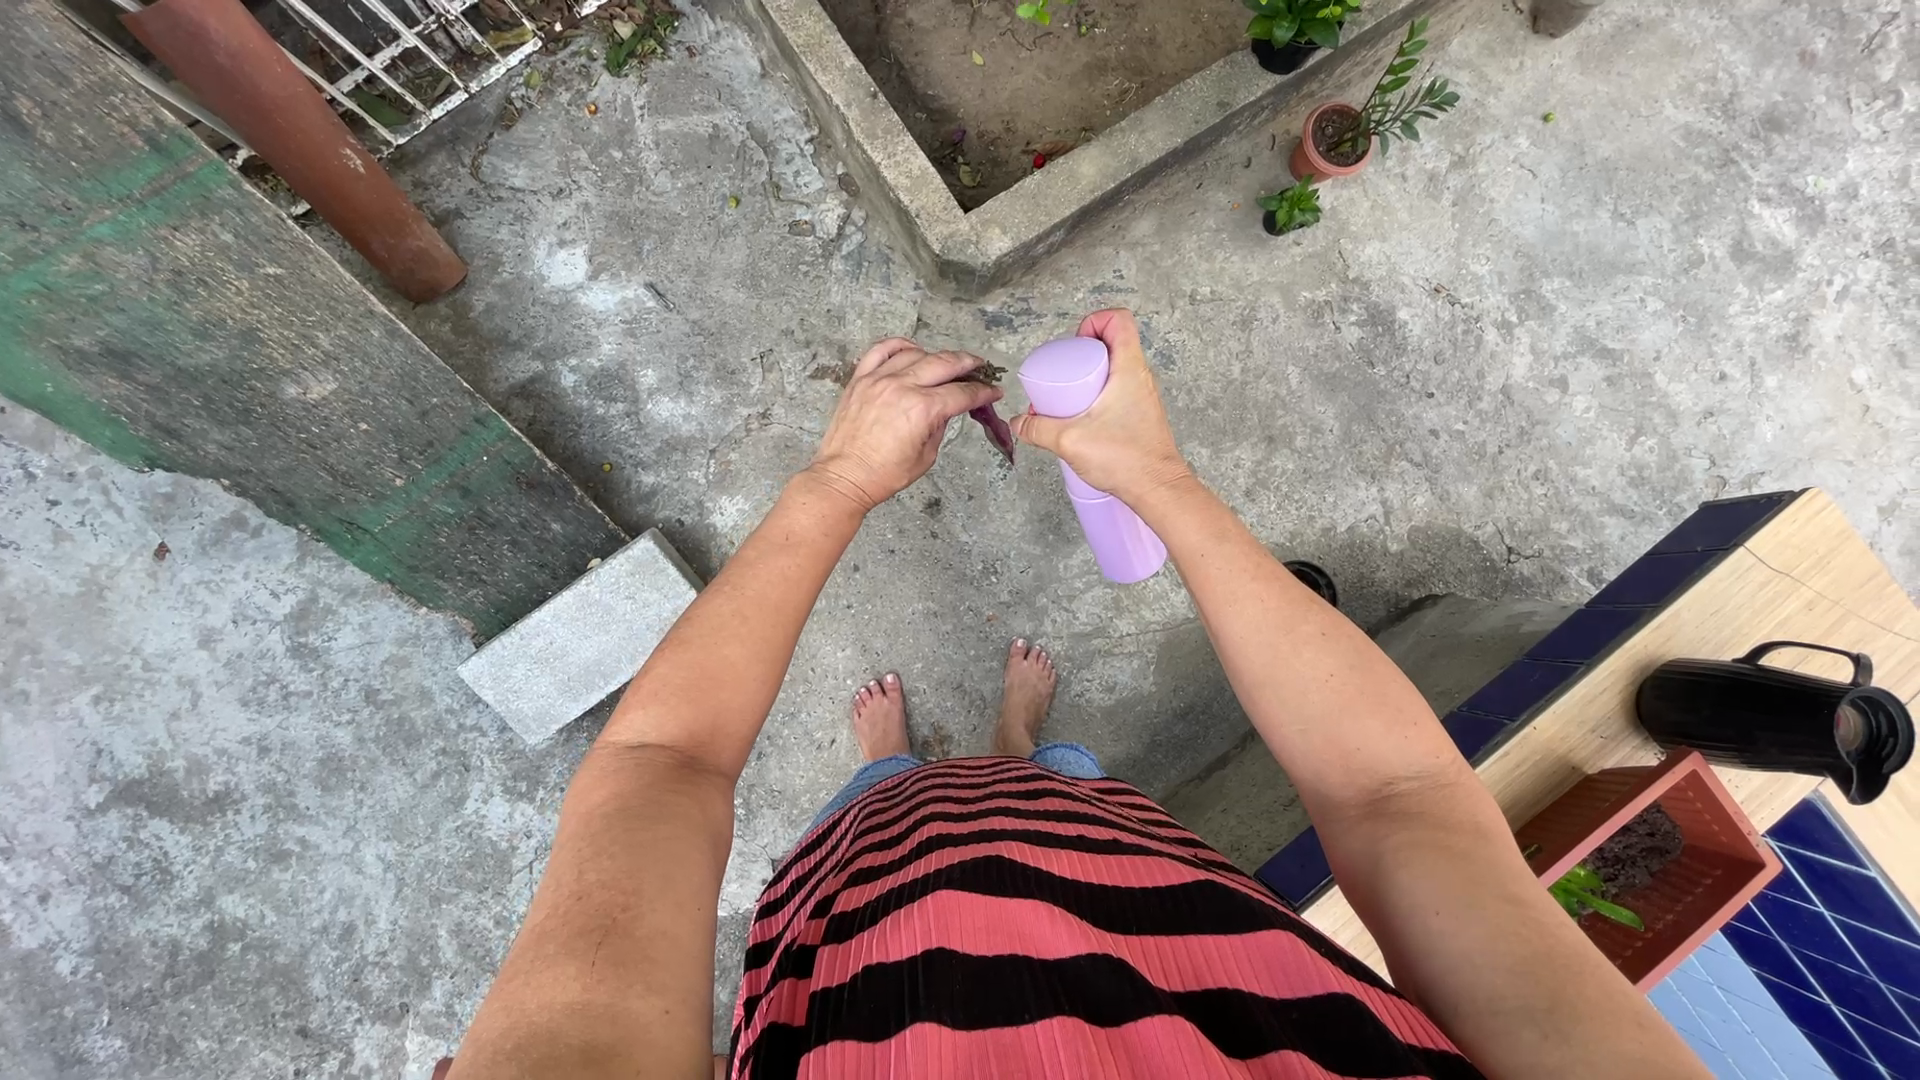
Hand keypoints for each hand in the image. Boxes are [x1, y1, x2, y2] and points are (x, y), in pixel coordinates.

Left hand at [804, 338, 1003, 510]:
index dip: (982, 392)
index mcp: (922, 409)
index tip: (993, 391)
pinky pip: (881, 350)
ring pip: (915, 353)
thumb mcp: (926, 455)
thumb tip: (946, 408)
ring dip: (936, 355)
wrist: (845, 476)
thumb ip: (939, 425)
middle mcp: (902, 387)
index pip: (962, 393)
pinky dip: (900, 346)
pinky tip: (912, 350)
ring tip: (946, 362)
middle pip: (944, 363)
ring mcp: (878, 379)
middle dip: (968, 364)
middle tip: (979, 366)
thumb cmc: (884, 473)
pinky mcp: (860, 379)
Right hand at [1008, 309, 1190, 502]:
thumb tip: (1020, 422)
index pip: (1119, 320)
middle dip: (1084, 352)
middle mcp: (1139, 377)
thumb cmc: (1127, 460)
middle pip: (1112, 343)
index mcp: (1129, 369)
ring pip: (1114, 369)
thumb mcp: (1070, 441)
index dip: (1093, 322)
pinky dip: (1097, 396)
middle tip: (1064, 372)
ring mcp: (1141, 397)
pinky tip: (1081, 419)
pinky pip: (1116, 392)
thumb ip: (1038, 430)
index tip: (1073, 345)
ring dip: (1090, 376)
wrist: (1157, 489)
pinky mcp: (1139, 415)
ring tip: (1068, 398)